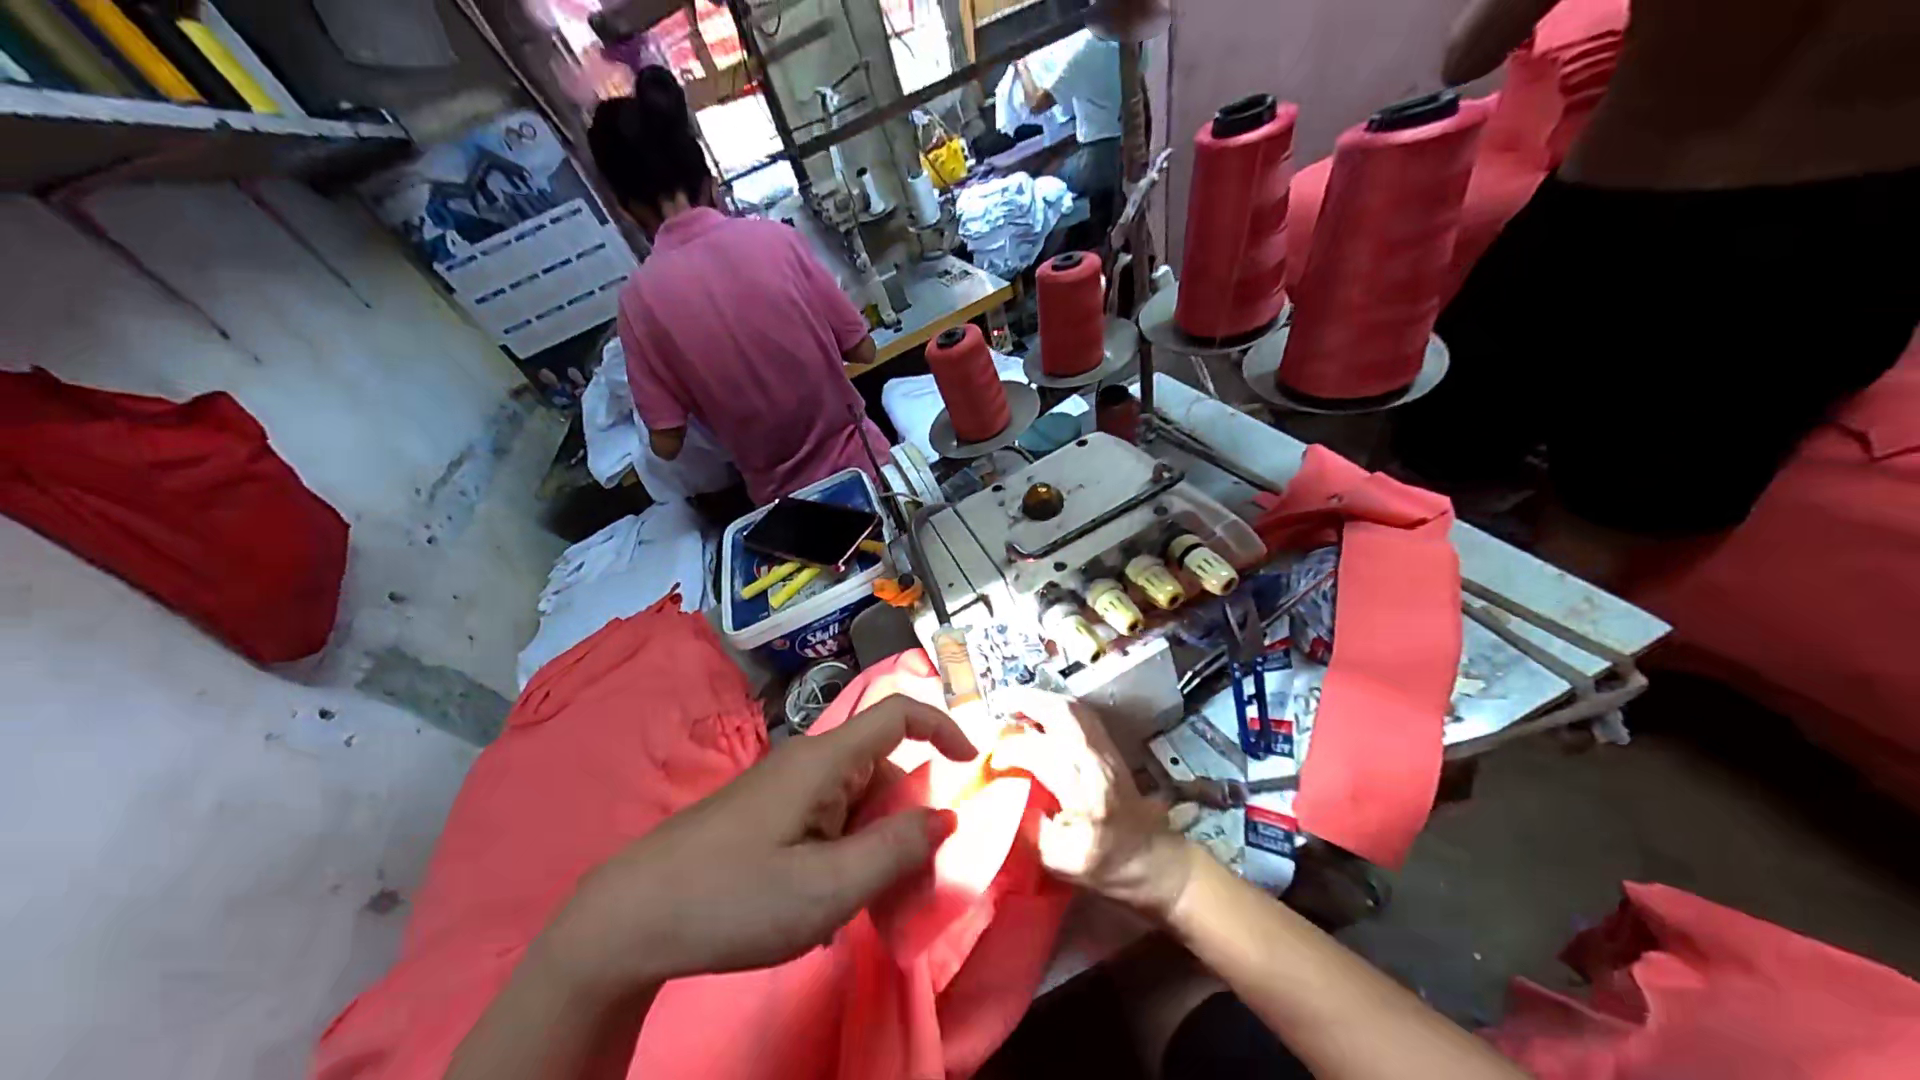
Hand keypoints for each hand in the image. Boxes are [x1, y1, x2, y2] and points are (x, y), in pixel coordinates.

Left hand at [535, 695, 976, 997]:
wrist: (628, 921)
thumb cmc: (733, 897)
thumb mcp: (827, 888)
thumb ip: (897, 850)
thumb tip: (945, 819)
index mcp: (825, 762)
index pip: (898, 714)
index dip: (942, 727)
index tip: (970, 767)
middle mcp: (808, 765)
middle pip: (882, 774)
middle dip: (906, 825)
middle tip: (906, 889)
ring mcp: (784, 792)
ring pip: (856, 807)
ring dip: (872, 852)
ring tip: (854, 911)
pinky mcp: (767, 818)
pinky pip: (826, 827)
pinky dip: (842, 860)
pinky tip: (820, 909)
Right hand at [988, 690, 1193, 917]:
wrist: (1152, 860)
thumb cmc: (1106, 865)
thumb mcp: (1059, 860)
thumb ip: (1027, 829)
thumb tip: (1000, 798)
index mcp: (1084, 789)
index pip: (1039, 753)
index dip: (1009, 752)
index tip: (989, 761)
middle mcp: (1096, 759)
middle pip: (1062, 714)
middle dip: (1026, 702)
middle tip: (998, 702)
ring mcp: (1107, 749)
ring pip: (1073, 709)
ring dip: (1041, 700)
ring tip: (1014, 702)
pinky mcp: (1110, 747)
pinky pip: (1081, 714)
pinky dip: (1056, 706)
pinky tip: (1039, 712)